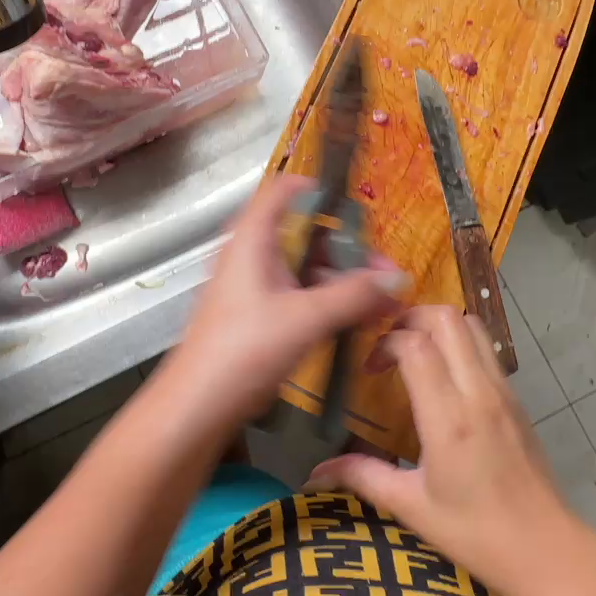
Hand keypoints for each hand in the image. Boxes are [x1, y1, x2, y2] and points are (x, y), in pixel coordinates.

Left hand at [161, 174, 408, 424]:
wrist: (197, 405)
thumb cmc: (245, 348)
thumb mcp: (306, 318)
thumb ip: (354, 295)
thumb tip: (398, 279)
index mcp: (253, 238)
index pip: (283, 190)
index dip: (319, 191)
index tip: (357, 209)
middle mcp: (251, 253)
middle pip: (303, 233)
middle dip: (346, 249)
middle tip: (384, 271)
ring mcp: (252, 285)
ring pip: (303, 267)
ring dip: (342, 280)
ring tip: (381, 302)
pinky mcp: (256, 315)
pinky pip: (297, 295)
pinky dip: (326, 301)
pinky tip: (356, 321)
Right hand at [304, 305, 571, 593]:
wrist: (548, 552)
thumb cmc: (476, 533)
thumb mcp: (412, 507)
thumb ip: (363, 477)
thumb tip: (314, 473)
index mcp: (449, 418)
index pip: (415, 345)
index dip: (384, 342)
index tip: (368, 368)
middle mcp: (478, 392)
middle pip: (446, 318)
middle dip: (410, 318)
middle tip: (388, 345)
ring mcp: (503, 391)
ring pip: (471, 325)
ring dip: (437, 325)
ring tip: (413, 351)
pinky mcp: (517, 398)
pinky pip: (486, 348)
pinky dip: (459, 343)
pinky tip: (443, 375)